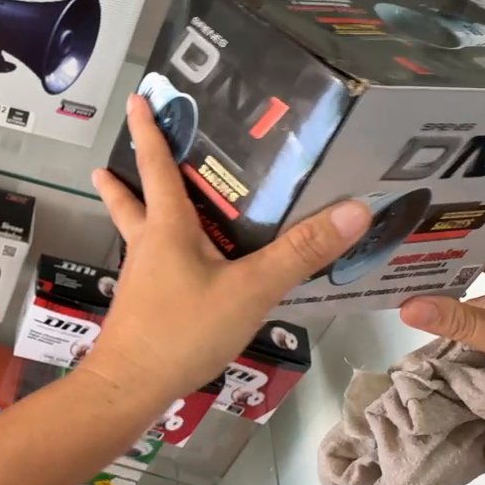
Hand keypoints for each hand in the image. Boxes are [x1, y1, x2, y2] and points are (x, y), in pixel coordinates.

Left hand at [86, 95, 369, 402]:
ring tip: (139, 190)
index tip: (135, 99)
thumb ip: (299, 253)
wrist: (130, 385)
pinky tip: (179, 259)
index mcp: (167, 227)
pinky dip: (161, 243)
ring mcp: (142, 273)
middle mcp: (148, 242)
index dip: (148, 130)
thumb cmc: (182, 330)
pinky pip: (153, 258)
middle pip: (136, 195)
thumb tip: (354, 208)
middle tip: (133, 143)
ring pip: (138, 227)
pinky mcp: (144, 300)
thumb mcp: (249, 290)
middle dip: (132, 168)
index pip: (156, 166)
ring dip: (136, 203)